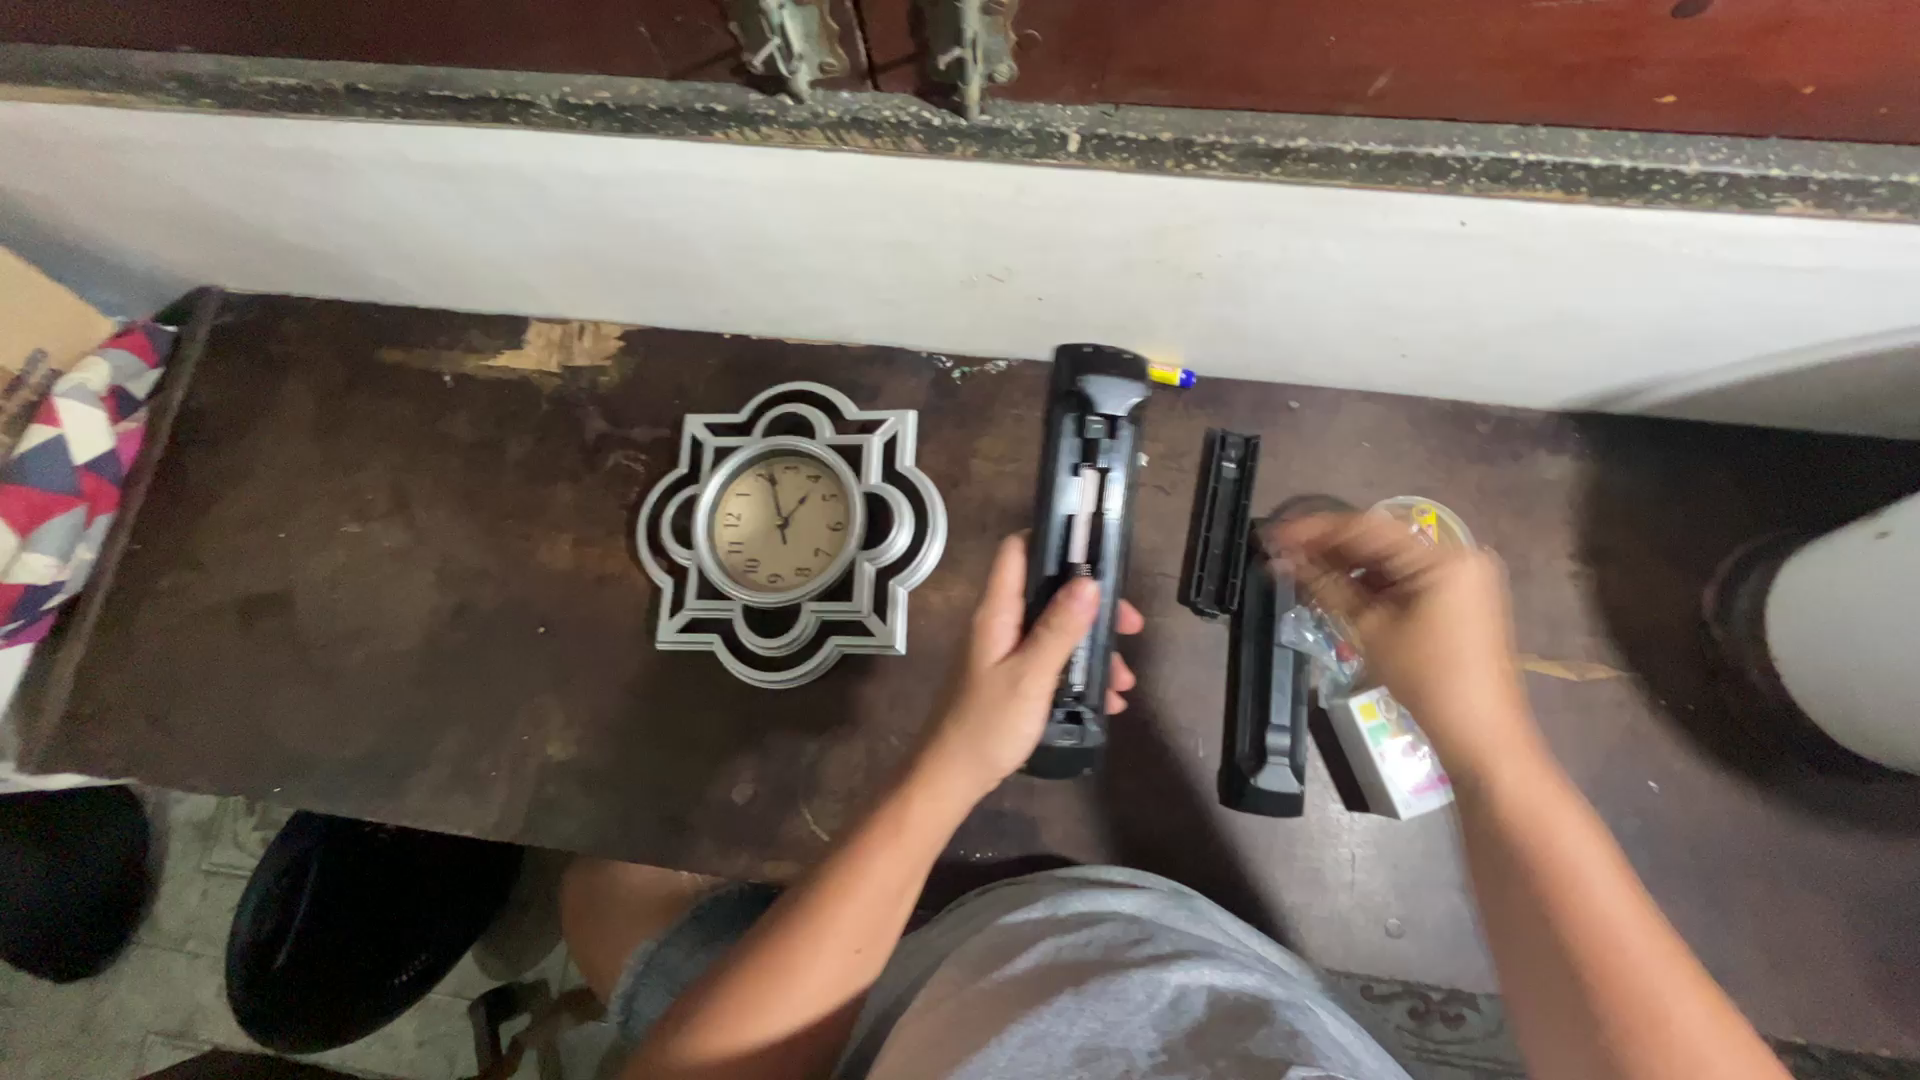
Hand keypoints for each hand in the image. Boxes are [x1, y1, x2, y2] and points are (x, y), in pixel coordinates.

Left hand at [913, 533, 1143, 801]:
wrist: (952, 777)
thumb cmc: (987, 725)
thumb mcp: (1031, 676)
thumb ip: (1058, 628)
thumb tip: (1088, 580)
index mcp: (997, 612)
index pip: (1016, 550)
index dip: (1051, 537)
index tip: (1096, 547)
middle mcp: (1000, 623)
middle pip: (1049, 591)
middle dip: (1093, 605)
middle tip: (1129, 625)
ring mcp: (1006, 650)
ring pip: (1056, 630)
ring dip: (1093, 648)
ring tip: (1123, 681)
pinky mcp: (1013, 676)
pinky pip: (1052, 661)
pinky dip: (1080, 674)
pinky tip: (1106, 701)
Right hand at [1263, 512, 1536, 779]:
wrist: (1479, 730)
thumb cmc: (1427, 678)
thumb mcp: (1369, 628)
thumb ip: (1325, 585)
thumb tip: (1284, 558)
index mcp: (1441, 558)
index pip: (1365, 528)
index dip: (1314, 530)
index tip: (1276, 535)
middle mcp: (1455, 557)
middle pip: (1378, 541)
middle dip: (1327, 548)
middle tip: (1282, 553)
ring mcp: (1458, 577)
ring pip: (1387, 559)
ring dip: (1344, 565)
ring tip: (1299, 570)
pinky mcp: (1454, 597)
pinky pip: (1402, 578)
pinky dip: (1368, 582)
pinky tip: (1333, 587)